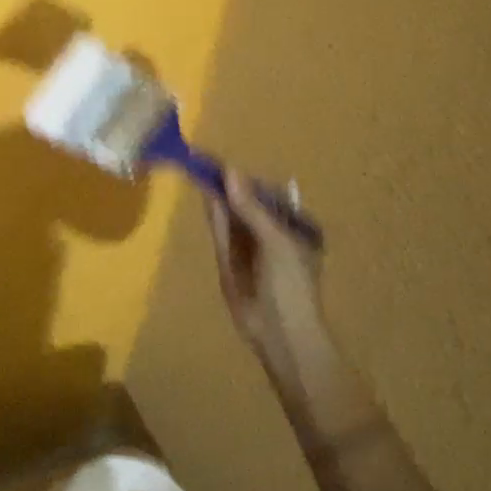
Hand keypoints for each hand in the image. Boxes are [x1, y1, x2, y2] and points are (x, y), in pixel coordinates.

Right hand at [205, 172, 327, 376]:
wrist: (279, 331)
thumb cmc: (290, 284)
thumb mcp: (275, 241)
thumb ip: (250, 207)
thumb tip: (230, 170)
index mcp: (293, 226)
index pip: (266, 194)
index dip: (244, 178)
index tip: (222, 161)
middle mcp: (270, 233)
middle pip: (245, 202)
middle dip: (227, 184)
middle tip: (202, 159)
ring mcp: (248, 246)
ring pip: (230, 214)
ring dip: (216, 195)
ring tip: (197, 169)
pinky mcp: (229, 259)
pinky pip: (220, 231)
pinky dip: (213, 214)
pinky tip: (203, 194)